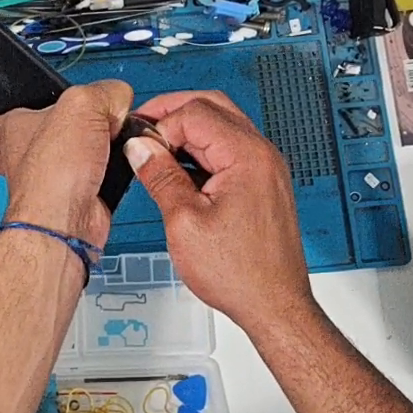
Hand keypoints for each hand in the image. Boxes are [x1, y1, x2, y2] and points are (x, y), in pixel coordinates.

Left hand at [0, 80, 132, 249]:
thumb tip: (118, 100)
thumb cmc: (52, 172)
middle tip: (91, 123)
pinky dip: (110, 173)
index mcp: (11, 129)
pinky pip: (96, 176)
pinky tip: (114, 170)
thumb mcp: (83, 104)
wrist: (66, 222)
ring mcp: (49, 178)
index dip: (31, 105)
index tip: (52, 103)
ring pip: (74, 155)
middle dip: (75, 127)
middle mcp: (26, 156)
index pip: (8, 111)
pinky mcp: (74, 196)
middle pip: (50, 132)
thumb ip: (104, 92)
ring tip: (106, 146)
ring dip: (96, 151)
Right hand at [124, 91, 316, 334]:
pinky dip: (202, 150)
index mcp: (246, 156)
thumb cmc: (239, 273)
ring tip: (156, 150)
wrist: (274, 305)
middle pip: (212, 107)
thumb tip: (140, 147)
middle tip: (142, 129)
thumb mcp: (184, 222)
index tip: (138, 144)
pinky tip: (179, 170)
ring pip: (222, 125)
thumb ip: (160, 177)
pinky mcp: (263, 183)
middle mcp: (262, 155)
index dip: (160, 124)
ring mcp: (266, 168)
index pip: (195, 112)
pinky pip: (230, 149)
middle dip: (173, 113)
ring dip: (188, 130)